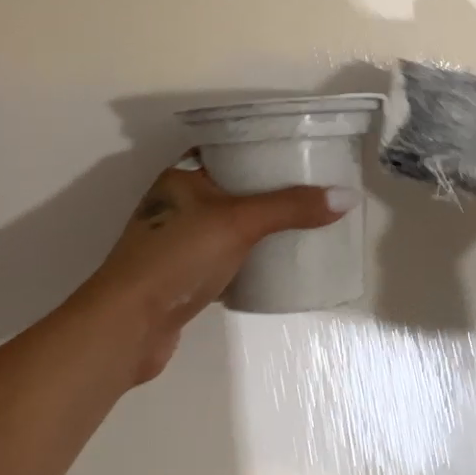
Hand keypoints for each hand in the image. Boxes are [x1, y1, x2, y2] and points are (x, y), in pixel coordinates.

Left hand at [76, 156, 360, 384]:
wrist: (129, 325)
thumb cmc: (178, 257)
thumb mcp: (238, 222)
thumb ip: (290, 207)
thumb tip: (346, 196)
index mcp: (182, 177)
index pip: (226, 151)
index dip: (260, 148)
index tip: (300, 152)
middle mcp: (178, 204)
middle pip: (232, 189)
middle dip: (269, 191)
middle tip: (313, 189)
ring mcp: (178, 243)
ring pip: (229, 226)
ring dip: (260, 227)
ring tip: (304, 224)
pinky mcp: (184, 278)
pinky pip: (225, 259)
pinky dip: (249, 259)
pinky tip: (277, 265)